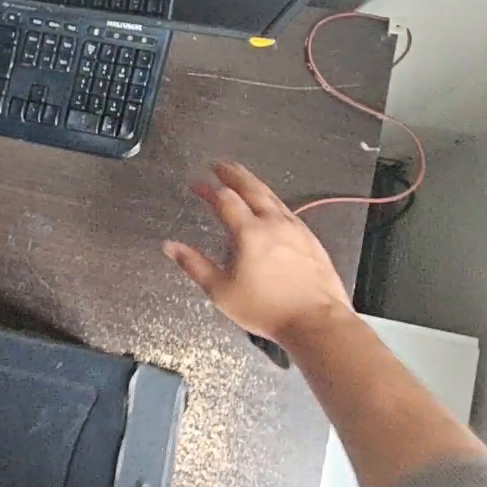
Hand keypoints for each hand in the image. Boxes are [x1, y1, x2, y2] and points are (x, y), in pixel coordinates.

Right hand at [162, 162, 353, 344]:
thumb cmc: (265, 308)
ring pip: (273, 198)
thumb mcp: (220, 290)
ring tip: (243, 179)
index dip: (208, 189)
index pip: (225, 200)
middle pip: (253, 189)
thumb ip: (194, 264)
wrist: (317, 322)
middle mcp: (274, 224)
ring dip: (255, 184)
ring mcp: (297, 230)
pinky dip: (272, 202)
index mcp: (249, 233)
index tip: (196, 184)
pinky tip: (270, 208)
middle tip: (221, 164)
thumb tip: (169, 246)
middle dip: (234, 175)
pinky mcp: (311, 240)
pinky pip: (288, 211)